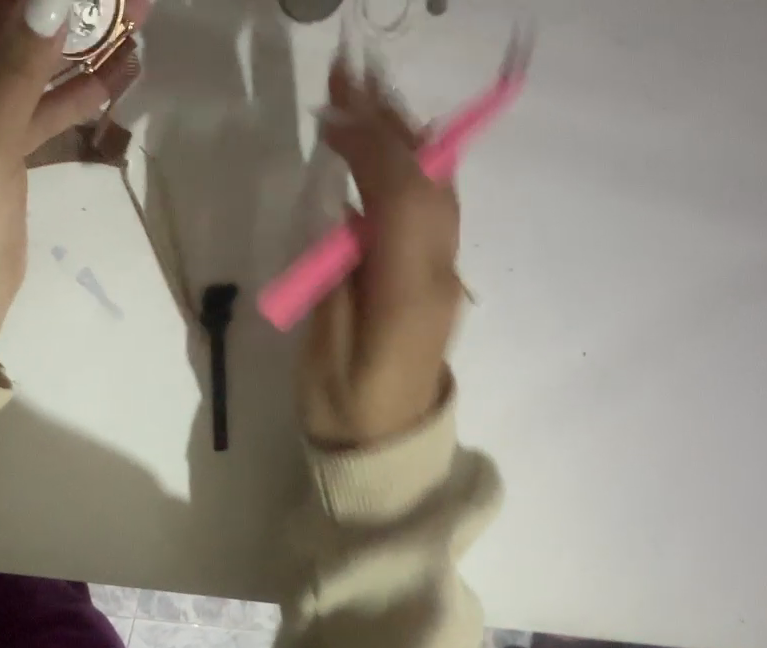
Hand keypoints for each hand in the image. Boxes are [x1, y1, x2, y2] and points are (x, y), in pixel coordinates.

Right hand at [299, 65, 463, 448]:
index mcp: (407, 292)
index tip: (330, 113)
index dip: (371, 144)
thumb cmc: (342, 411)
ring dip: (402, 137)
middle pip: (428, 177)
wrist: (384, 452)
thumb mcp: (322, 354)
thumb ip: (338, 281)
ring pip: (436, 188)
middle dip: (390, 121)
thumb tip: (349, 217)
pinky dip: (408, 170)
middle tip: (348, 75)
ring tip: (362, 98)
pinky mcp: (434, 280)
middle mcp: (439, 271)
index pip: (402, 194)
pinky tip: (384, 152)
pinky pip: (431, 210)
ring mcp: (444, 274)